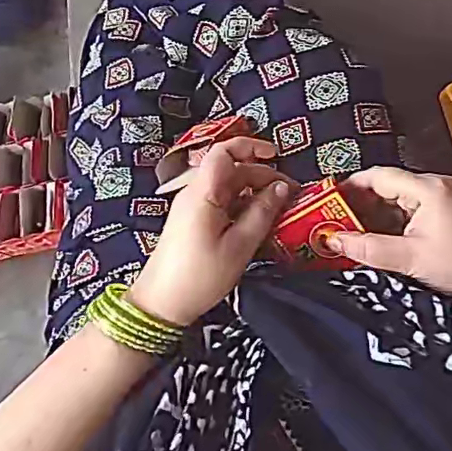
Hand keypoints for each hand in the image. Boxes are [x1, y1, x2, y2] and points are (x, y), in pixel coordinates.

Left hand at [126, 137, 290, 326]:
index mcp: (204, 192)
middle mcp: (196, 193)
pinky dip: (242, 205)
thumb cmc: (200, 276)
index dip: (251, 147)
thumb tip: (281, 187)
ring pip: (228, 186)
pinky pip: (221, 202)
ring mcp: (192, 206)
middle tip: (290, 194)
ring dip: (254, 192)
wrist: (161, 303)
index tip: (276, 155)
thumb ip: (262, 213)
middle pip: (231, 169)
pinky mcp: (192, 221)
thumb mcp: (239, 246)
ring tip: (279, 209)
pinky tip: (258, 222)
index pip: (224, 151)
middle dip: (262, 175)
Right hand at [328, 167, 451, 313]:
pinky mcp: (443, 214)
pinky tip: (373, 240)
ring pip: (394, 200)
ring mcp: (440, 199)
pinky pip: (407, 212)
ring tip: (347, 233)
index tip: (327, 200)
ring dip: (371, 216)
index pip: (377, 176)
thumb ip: (368, 249)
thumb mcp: (411, 259)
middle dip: (357, 204)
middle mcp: (434, 186)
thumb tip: (334, 241)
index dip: (348, 187)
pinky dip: (388, 223)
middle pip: (384, 186)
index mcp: (427, 188)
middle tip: (332, 220)